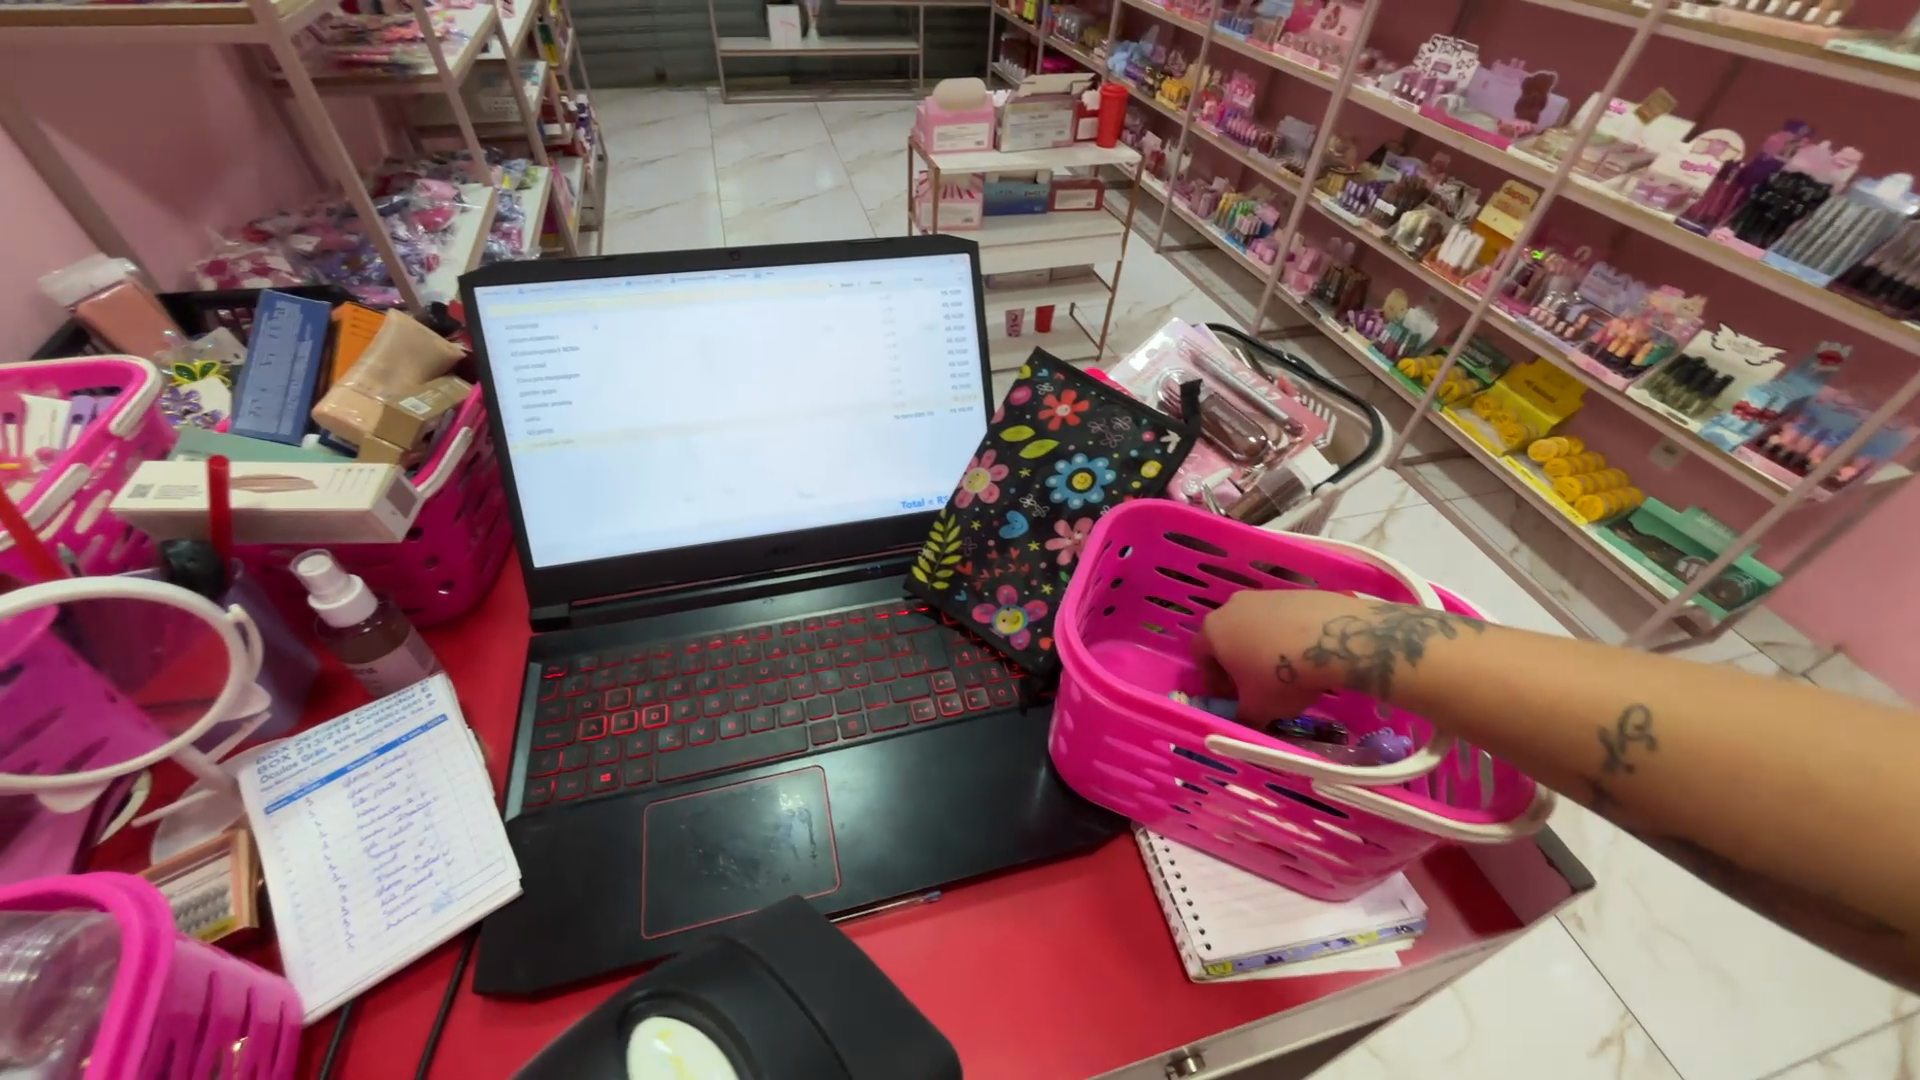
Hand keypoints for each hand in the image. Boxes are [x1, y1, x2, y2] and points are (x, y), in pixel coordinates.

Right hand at [1190, 589, 1360, 723]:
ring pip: (1255, 625)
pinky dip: (1288, 634)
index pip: (1199, 655)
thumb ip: (1243, 717)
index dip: (1212, 679)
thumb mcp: (1259, 708)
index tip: (1230, 696)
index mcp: (1213, 630)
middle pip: (1226, 636)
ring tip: (1286, 669)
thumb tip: (1242, 724)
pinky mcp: (1296, 592)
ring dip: (1263, 646)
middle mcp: (1232, 606)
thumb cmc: (1283, 676)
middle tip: (1255, 684)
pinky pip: (1284, 617)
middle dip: (1237, 660)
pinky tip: (1306, 653)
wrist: (1337, 642)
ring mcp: (1265, 595)